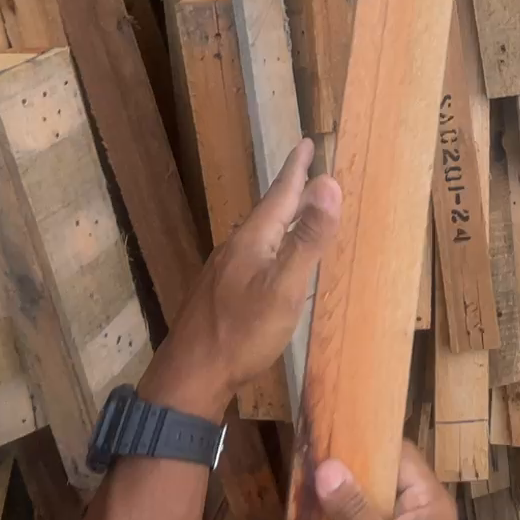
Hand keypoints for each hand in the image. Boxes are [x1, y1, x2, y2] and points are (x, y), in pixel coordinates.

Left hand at [140, 139, 340, 418]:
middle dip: (291, 188)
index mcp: (254, 239)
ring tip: (297, 208)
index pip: (281, 194)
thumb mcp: (284, 286)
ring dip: (282, 216)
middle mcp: (237, 248)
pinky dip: (272, 242)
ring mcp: (226, 271)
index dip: (297, 169)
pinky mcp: (222, 293)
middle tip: (307, 167)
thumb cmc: (242, 333)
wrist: (189, 378)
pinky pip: (254, 254)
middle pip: (270, 210)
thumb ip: (308, 238)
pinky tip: (274, 259)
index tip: (307, 141)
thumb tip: (330, 183)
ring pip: (260, 233)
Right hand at [315, 443, 472, 519]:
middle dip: (354, 471)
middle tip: (316, 464)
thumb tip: (326, 466)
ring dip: (352, 498)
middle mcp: (426, 508)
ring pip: (382, 500)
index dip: (369, 443)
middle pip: (389, 475)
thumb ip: (355, 513)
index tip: (334, 439)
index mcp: (430, 499)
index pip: (401, 452)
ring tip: (316, 487)